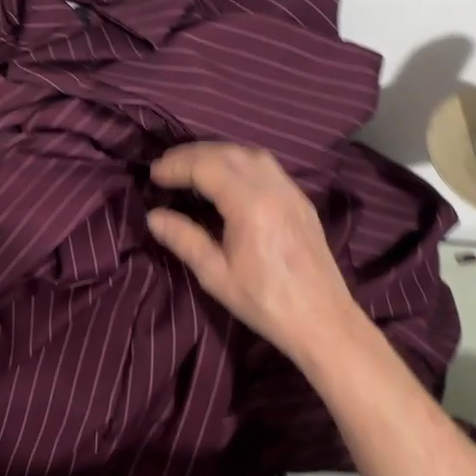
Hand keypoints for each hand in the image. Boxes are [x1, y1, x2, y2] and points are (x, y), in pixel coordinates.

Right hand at [145, 143, 362, 362]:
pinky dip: (239, 162)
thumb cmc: (264, 302)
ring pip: (251, 156)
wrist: (323, 321)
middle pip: (229, 154)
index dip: (177, 166)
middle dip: (193, 154)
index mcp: (251, 207)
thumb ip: (184, 240)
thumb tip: (154, 216)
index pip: (207, 168)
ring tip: (192, 166)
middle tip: (166, 165)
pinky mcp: (301, 203)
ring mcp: (292, 194)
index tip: (153, 175)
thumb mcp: (215, 275)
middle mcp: (274, 190)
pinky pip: (268, 167)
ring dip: (217, 154)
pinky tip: (226, 178)